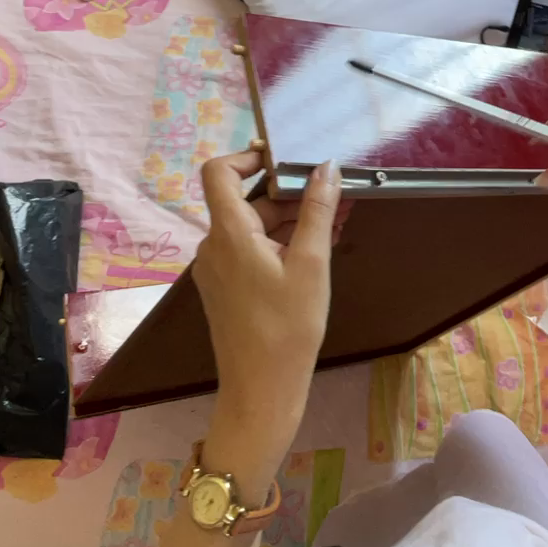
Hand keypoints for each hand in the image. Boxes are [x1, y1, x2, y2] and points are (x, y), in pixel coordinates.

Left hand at [192, 152, 345, 433]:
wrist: (261, 390)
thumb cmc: (288, 327)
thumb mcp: (312, 263)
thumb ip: (317, 210)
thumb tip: (326, 167)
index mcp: (229, 233)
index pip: (219, 171)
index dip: (248, 156)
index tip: (284, 159)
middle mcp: (214, 245)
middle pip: (246, 201)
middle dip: (289, 196)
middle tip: (332, 199)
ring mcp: (216, 268)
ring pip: (252, 228)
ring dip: (290, 222)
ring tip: (334, 226)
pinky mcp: (224, 287)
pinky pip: (250, 250)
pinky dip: (279, 244)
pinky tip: (314, 253)